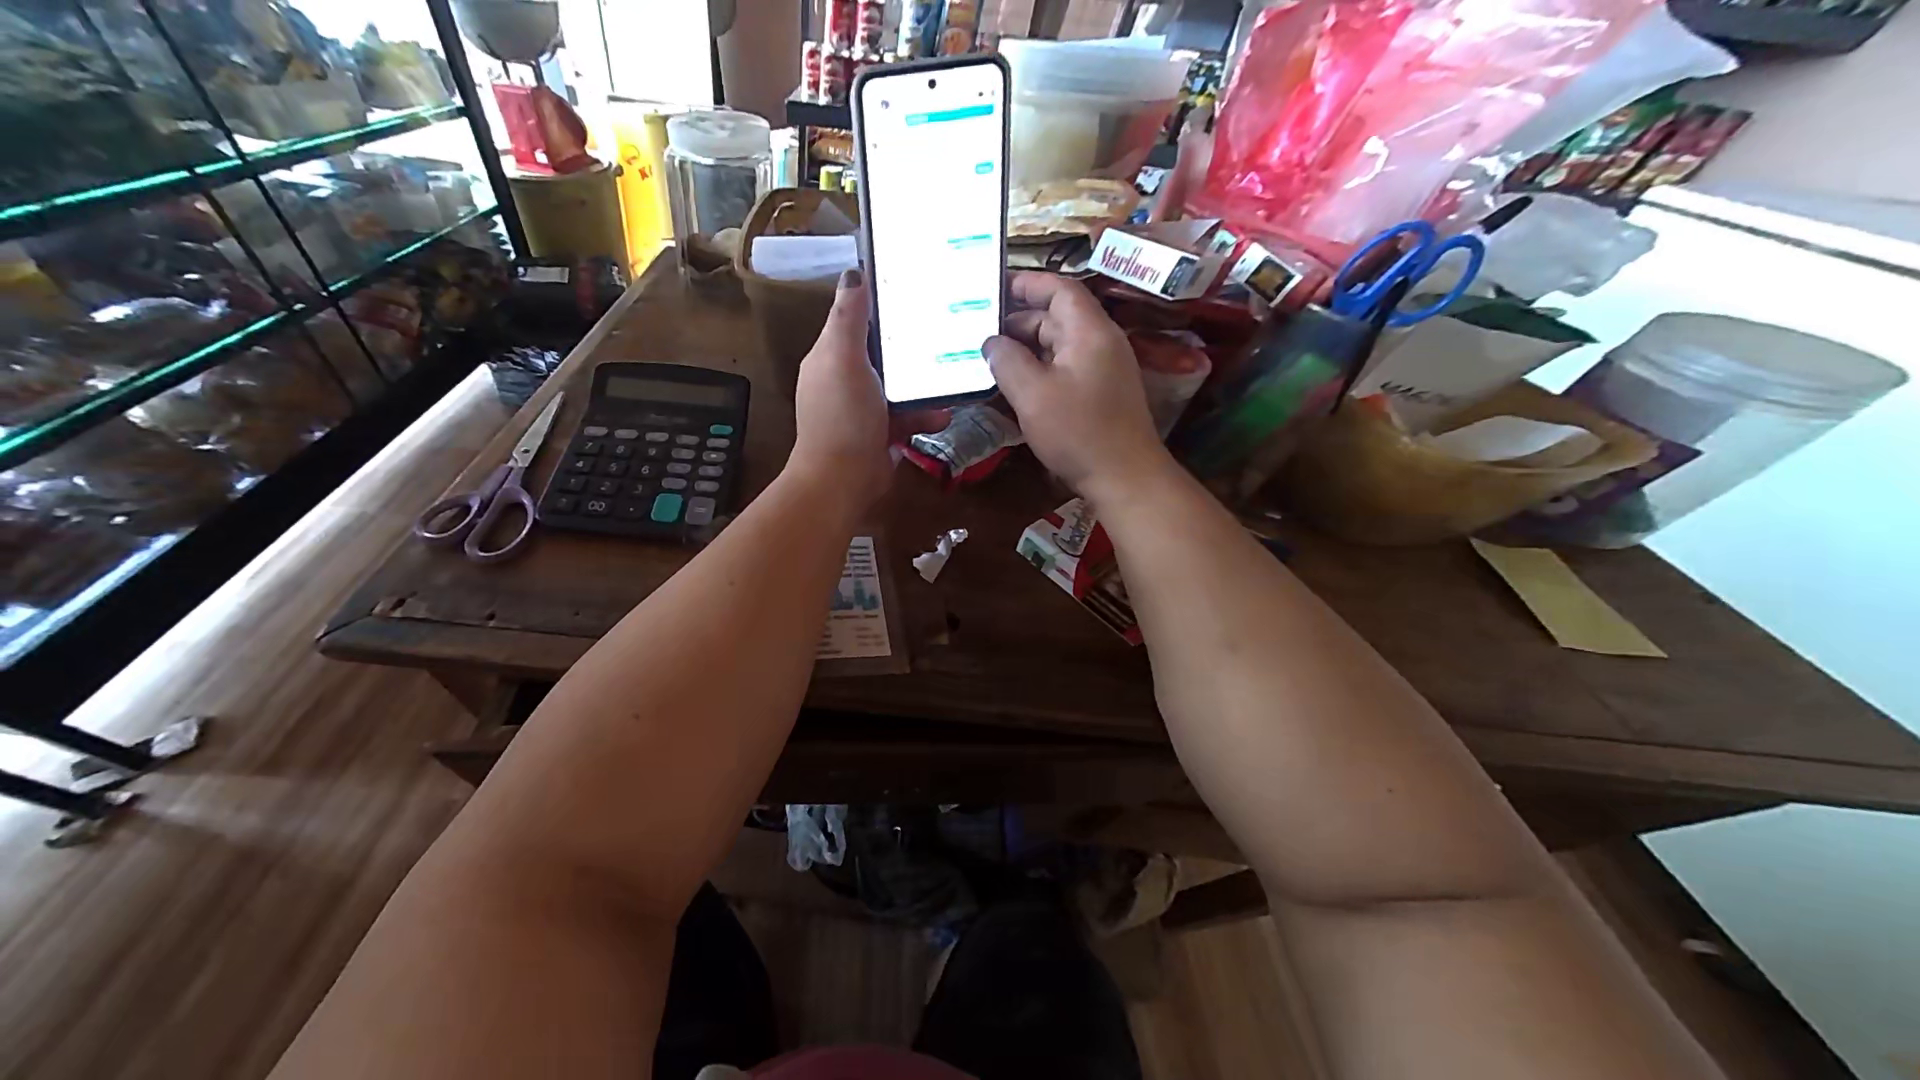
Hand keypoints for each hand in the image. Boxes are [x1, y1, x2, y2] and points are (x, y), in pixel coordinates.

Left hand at [790, 269, 938, 511]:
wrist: (844, 481)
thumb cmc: (842, 416)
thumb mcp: (843, 358)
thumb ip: (848, 318)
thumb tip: (852, 274)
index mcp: (830, 355)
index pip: (856, 320)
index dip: (882, 306)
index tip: (916, 292)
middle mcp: (845, 379)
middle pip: (883, 352)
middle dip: (912, 347)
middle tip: (947, 334)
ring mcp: (864, 408)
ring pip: (901, 385)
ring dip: (924, 385)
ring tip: (951, 379)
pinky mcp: (882, 432)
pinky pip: (908, 414)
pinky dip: (924, 414)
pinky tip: (942, 415)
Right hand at [983, 272, 1172, 500]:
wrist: (1125, 478)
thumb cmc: (1078, 432)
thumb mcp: (1032, 394)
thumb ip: (1007, 361)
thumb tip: (991, 342)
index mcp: (1090, 331)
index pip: (1060, 289)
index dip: (1028, 284)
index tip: (995, 289)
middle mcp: (1101, 342)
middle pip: (1058, 317)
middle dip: (1019, 322)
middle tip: (980, 333)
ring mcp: (1104, 369)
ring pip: (1060, 346)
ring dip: (1027, 350)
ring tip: (991, 361)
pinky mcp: (1101, 393)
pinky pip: (1066, 368)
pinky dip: (1040, 370)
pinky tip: (1016, 386)